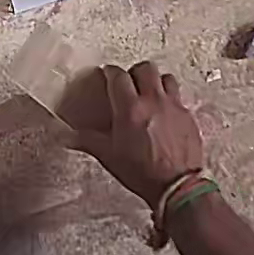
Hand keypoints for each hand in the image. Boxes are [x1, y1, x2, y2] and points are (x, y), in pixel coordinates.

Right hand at [69, 62, 205, 207]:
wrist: (177, 186)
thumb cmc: (142, 171)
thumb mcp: (108, 155)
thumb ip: (86, 140)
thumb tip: (65, 136)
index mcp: (129, 108)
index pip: (118, 76)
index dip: (111, 72)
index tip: (107, 75)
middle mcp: (153, 101)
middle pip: (146, 68)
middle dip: (135, 72)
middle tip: (129, 82)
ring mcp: (173, 107)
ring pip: (166, 78)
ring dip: (156, 81)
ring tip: (149, 92)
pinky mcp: (188, 116)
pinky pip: (179, 97)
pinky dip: (170, 99)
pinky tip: (164, 112)